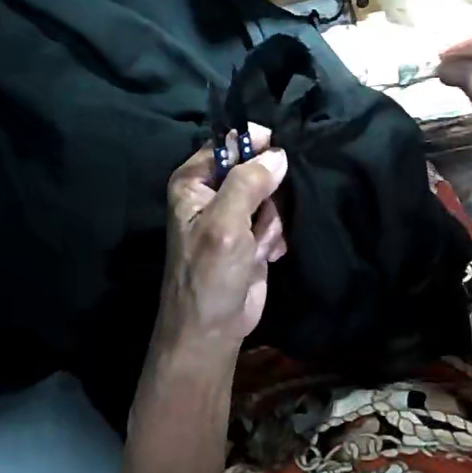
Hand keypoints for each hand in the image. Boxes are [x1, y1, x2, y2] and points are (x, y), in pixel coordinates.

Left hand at [158, 125, 288, 356]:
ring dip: (270, 221)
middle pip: (254, 168)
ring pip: (271, 195)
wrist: (212, 329)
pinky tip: (264, 257)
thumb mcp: (225, 224)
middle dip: (266, 192)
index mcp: (193, 181)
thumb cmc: (209, 274)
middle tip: (261, 215)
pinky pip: (275, 219)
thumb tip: (278, 153)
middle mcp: (211, 192)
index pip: (226, 143)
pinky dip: (274, 237)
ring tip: (257, 246)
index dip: (253, 143)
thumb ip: (248, 184)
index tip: (277, 150)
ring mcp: (233, 215)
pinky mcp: (251, 236)